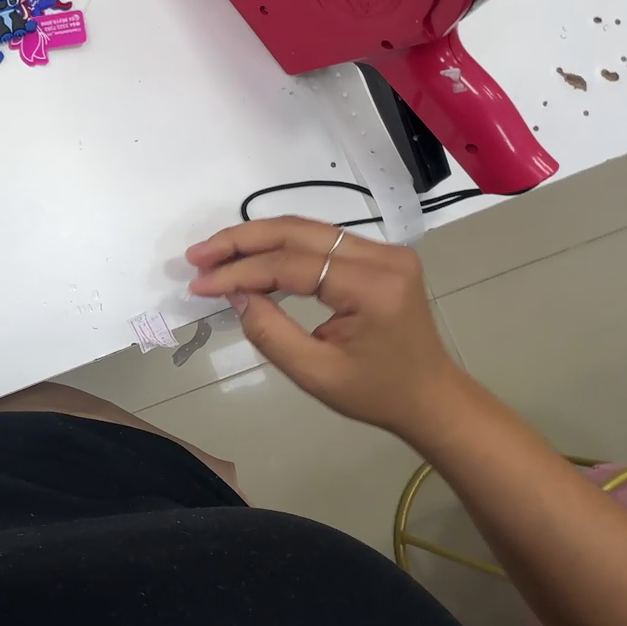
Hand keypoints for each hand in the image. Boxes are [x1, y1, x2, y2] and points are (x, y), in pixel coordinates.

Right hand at [185, 216, 471, 438]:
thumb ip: (270, 331)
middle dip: (240, 241)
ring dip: (254, 238)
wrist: (430, 397)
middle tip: (196, 256)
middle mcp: (383, 257)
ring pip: (304, 229)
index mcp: (373, 288)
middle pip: (296, 232)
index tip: (199, 283)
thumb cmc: (375, 392)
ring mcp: (383, 251)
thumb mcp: (314, 373)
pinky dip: (276, 245)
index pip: (291, 265)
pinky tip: (246, 255)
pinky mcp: (375, 255)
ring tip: (212, 253)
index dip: (240, 271)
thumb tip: (234, 294)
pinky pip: (316, 239)